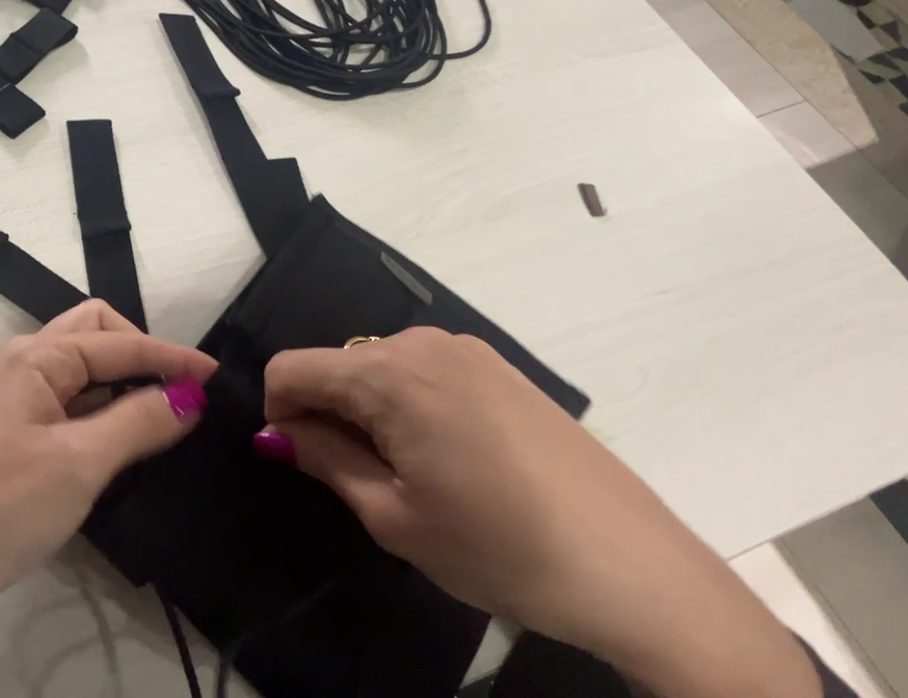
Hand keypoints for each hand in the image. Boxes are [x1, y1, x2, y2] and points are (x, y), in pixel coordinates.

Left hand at [0, 300, 215, 650]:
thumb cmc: (0, 507)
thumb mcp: (79, 464)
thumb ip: (139, 422)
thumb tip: (189, 396)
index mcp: (37, 357)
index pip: (119, 341)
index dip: (171, 356)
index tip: (217, 378)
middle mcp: (25, 364)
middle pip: (95, 334)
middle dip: (141, 353)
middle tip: (178, 393)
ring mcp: (16, 397)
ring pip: (83, 368)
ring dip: (123, 381)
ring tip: (162, 415)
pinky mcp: (15, 431)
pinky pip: (71, 400)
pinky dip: (104, 407)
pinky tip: (124, 438)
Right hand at [257, 328, 819, 697]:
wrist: (631, 566)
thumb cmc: (498, 547)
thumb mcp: (394, 515)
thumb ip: (324, 459)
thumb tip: (276, 433)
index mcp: (390, 372)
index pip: (292, 368)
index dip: (278, 414)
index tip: (299, 462)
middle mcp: (425, 342)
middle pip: (338, 364)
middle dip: (327, 413)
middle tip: (358, 481)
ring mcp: (469, 350)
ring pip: (382, 368)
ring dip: (369, 411)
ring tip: (410, 476)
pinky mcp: (500, 367)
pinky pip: (426, 373)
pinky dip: (410, 406)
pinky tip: (450, 460)